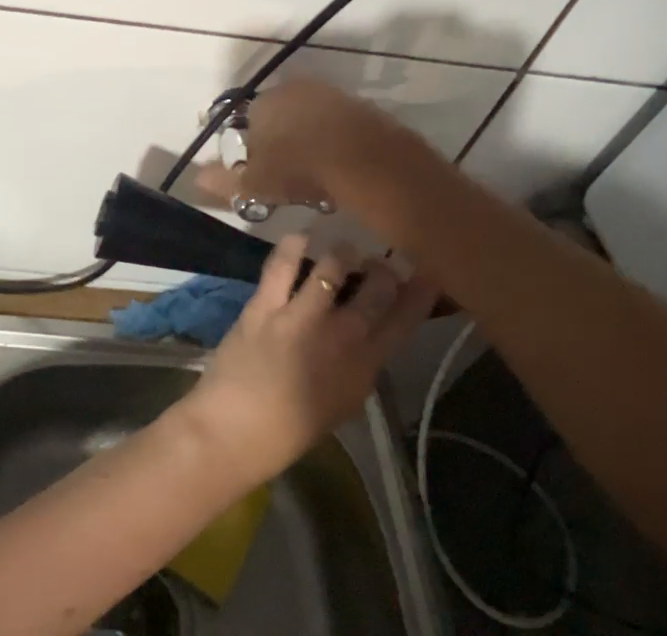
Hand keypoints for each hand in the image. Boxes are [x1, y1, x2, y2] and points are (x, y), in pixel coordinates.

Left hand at [169, 235, 438, 483]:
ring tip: (342, 249)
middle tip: (377, 262)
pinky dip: (293, 246)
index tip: (428, 273)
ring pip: (334, 267)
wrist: (238, 429)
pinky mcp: (265, 305)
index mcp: (365, 365)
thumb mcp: (343, 402)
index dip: (420, 294)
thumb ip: (358, 368)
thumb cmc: (293, 428)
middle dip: (383, 268)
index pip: (404, 322)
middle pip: (377, 288)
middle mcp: (341, 335)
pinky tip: (300, 237)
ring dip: (343, 253)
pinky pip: (282, 265)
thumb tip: (365, 342)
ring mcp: (302, 317)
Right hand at [195, 78, 431, 211]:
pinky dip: (332, 138)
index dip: (252, 149)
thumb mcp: (254, 183)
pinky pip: (335, 122)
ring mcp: (326, 92)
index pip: (246, 123)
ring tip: (314, 169)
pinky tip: (337, 161)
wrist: (362, 158)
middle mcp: (291, 89)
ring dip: (307, 137)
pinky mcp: (356, 102)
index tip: (262, 172)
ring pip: (307, 117)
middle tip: (289, 173)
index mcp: (261, 104)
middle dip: (281, 139)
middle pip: (278, 116)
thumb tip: (196, 176)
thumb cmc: (297, 169)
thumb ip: (223, 180)